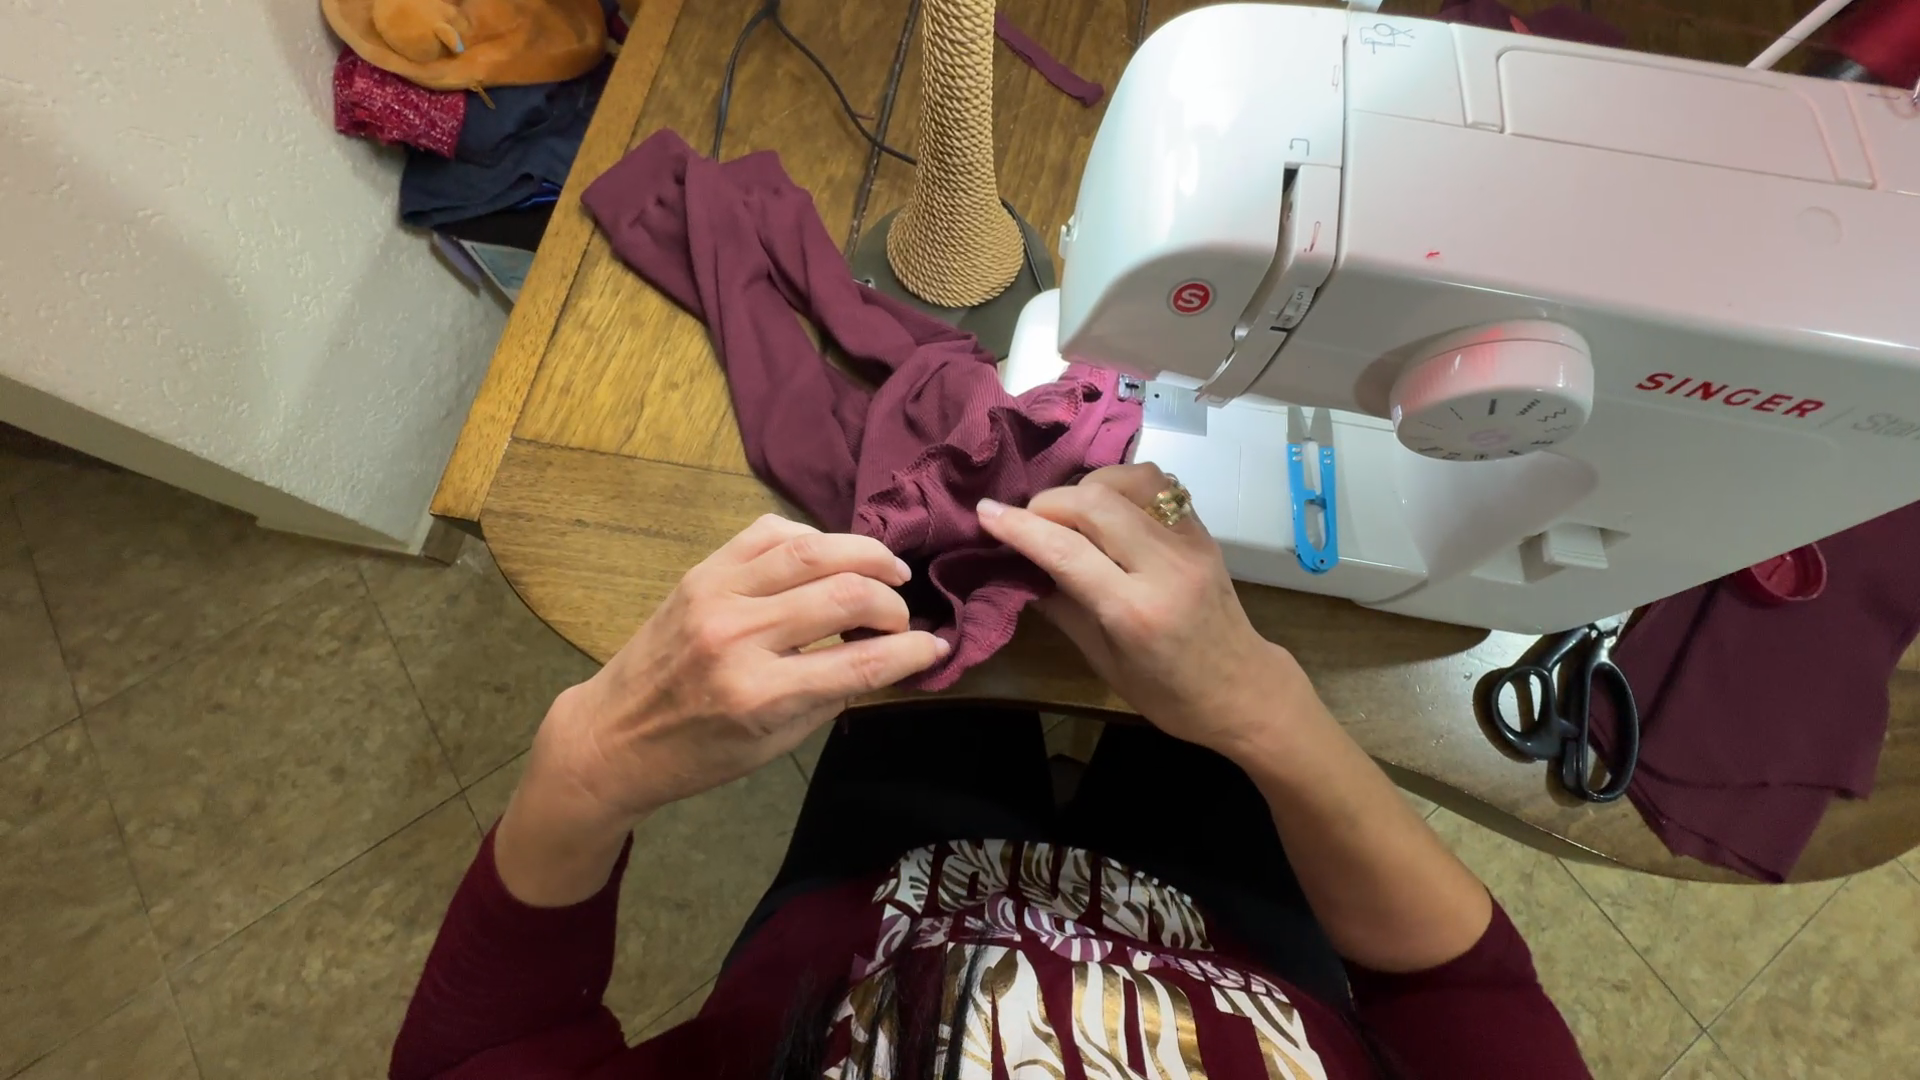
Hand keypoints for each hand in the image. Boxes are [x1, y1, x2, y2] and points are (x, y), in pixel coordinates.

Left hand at [530, 514, 948, 821]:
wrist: (610, 735)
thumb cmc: (699, 754)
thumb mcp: (777, 743)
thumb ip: (835, 692)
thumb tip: (890, 653)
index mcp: (760, 695)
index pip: (862, 661)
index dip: (913, 651)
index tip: (937, 646)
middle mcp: (739, 636)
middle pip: (845, 593)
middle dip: (892, 602)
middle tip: (903, 615)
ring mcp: (716, 594)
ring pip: (811, 550)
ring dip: (864, 554)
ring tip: (890, 569)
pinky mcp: (701, 571)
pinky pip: (769, 531)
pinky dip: (812, 538)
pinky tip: (829, 555)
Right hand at [976, 463, 1300, 754]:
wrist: (1244, 691)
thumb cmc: (1168, 694)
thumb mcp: (1103, 661)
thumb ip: (1061, 606)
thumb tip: (1022, 564)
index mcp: (1135, 612)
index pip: (1065, 551)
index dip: (1018, 526)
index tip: (985, 512)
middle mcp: (1166, 567)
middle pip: (1095, 502)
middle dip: (1048, 502)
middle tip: (1028, 521)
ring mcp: (1190, 543)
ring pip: (1128, 480)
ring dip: (1086, 486)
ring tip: (1069, 512)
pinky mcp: (1203, 531)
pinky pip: (1156, 484)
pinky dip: (1119, 485)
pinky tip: (1105, 506)